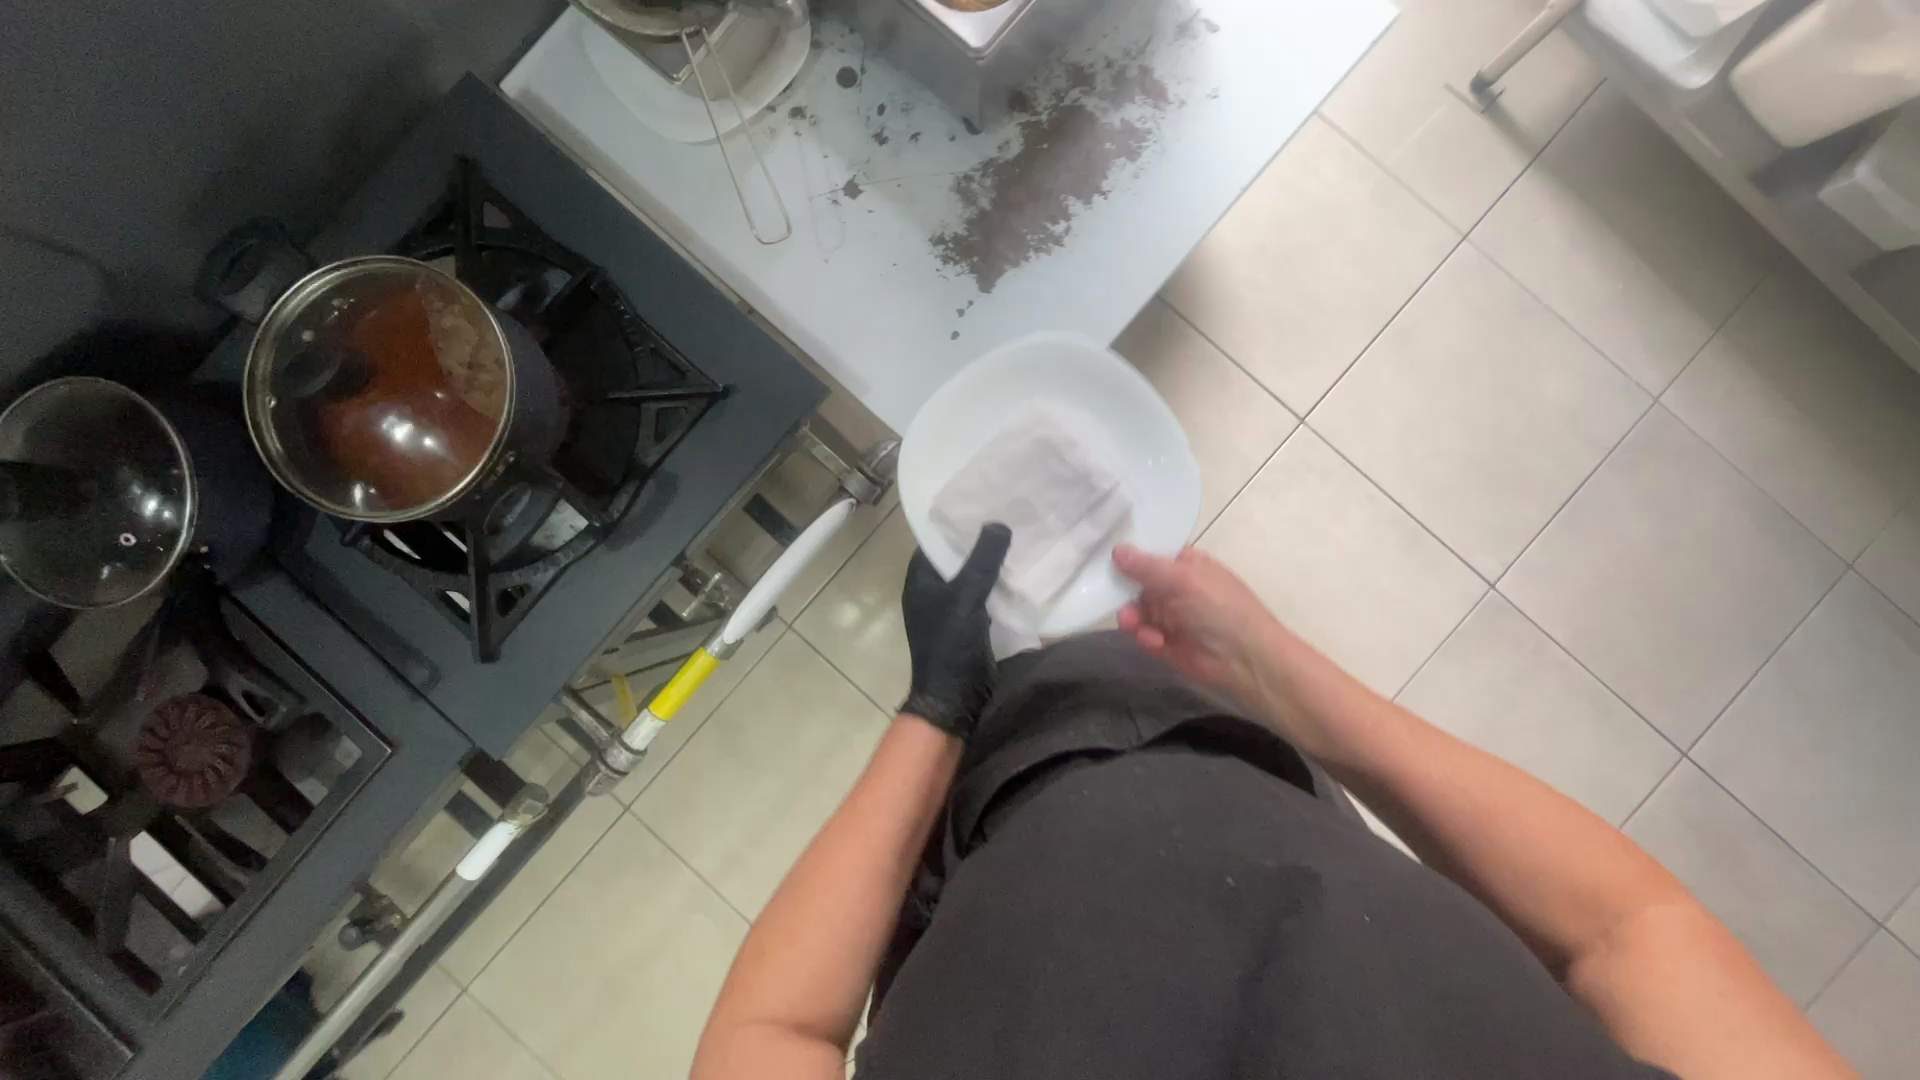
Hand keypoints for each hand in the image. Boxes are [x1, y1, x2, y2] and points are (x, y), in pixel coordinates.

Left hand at [900, 524, 1011, 738]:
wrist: (954, 697)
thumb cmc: (950, 645)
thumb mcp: (966, 599)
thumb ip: (981, 561)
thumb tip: (998, 523)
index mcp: (920, 579)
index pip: (935, 539)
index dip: (956, 520)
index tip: (984, 500)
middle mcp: (931, 590)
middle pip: (955, 556)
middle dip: (979, 539)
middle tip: (1010, 514)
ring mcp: (949, 607)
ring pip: (971, 575)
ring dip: (991, 561)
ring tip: (1020, 536)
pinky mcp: (968, 622)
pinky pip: (983, 594)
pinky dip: (998, 583)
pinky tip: (1020, 571)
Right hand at [1113, 544, 1278, 697]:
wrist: (1246, 660)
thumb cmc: (1220, 608)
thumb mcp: (1184, 580)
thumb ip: (1147, 566)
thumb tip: (1116, 550)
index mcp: (1186, 565)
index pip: (1152, 552)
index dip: (1130, 552)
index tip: (1103, 552)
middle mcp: (1176, 588)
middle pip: (1137, 582)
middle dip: (1124, 590)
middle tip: (1111, 596)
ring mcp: (1171, 616)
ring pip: (1137, 610)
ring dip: (1132, 617)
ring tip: (1131, 624)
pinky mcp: (1166, 643)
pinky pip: (1144, 635)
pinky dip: (1146, 637)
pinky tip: (1155, 642)